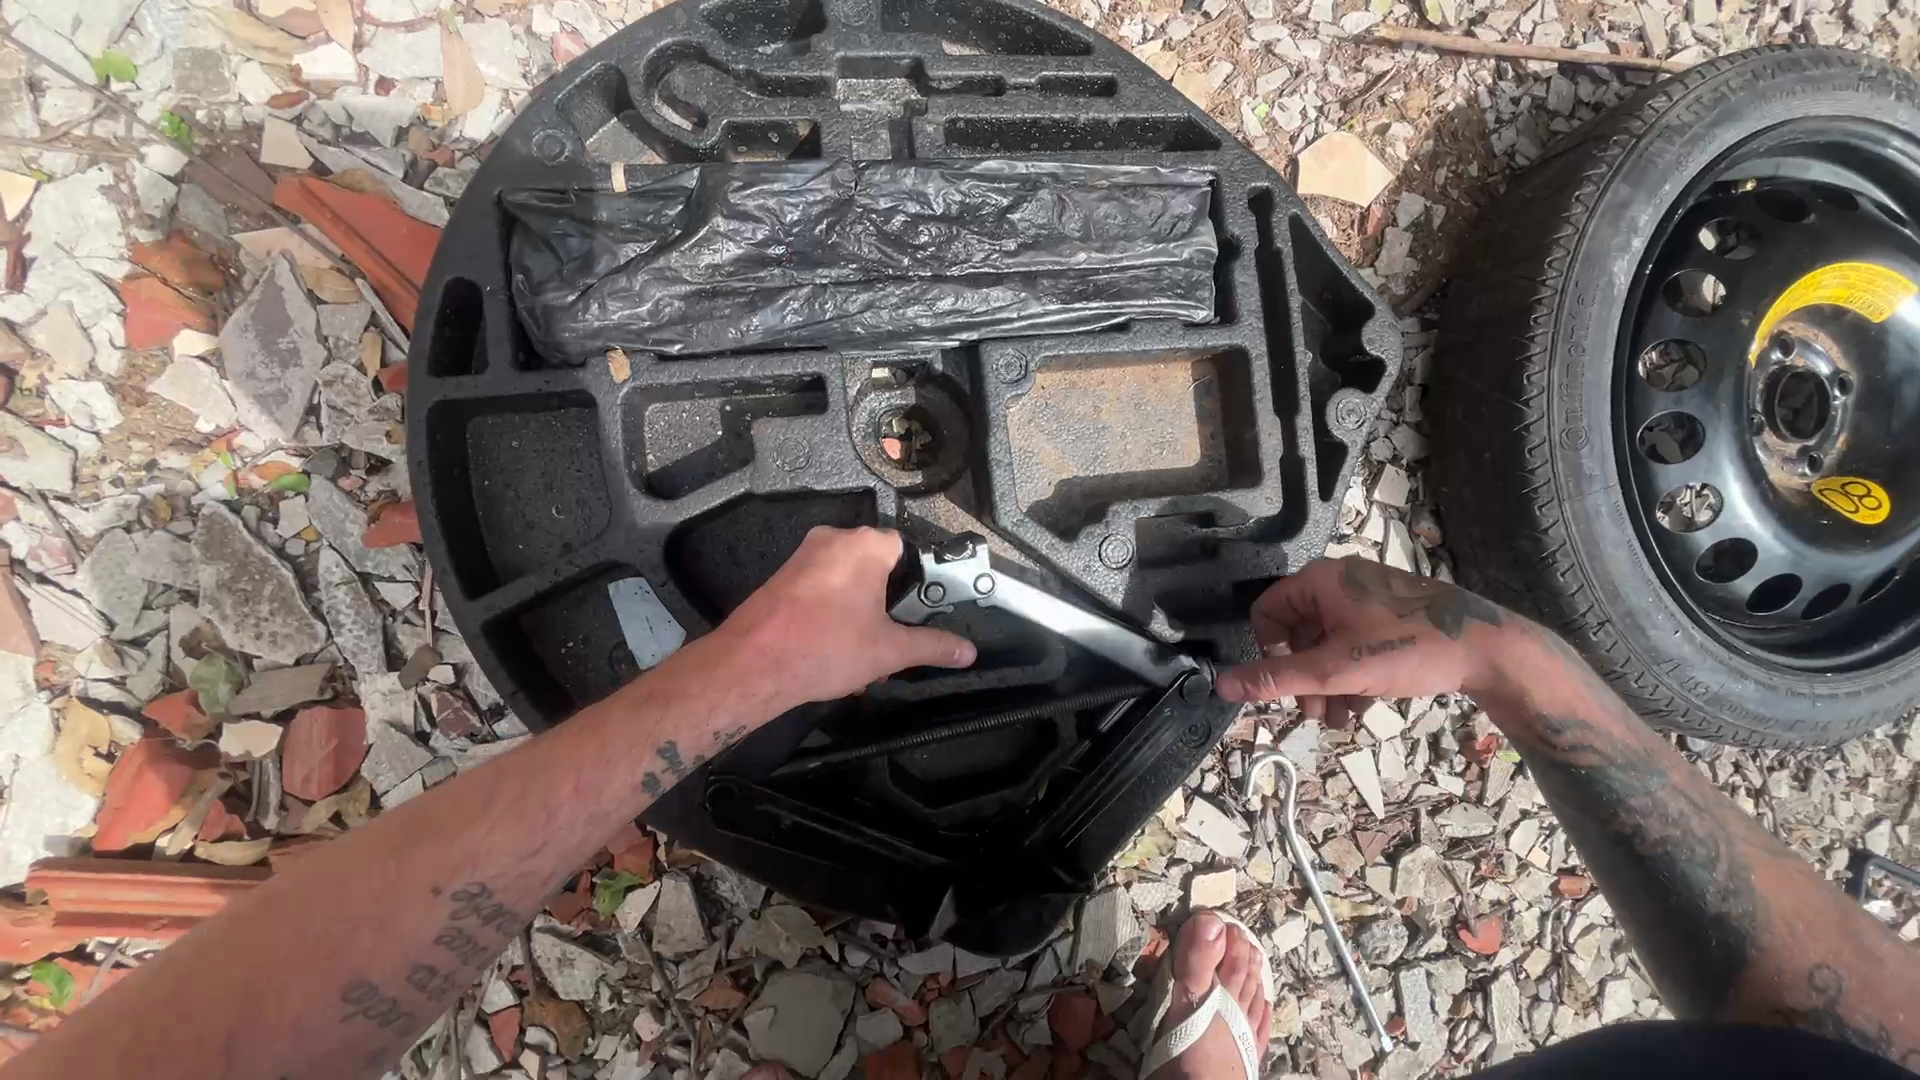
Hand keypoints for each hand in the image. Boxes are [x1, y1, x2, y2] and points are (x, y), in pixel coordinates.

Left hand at [711, 526, 975, 707]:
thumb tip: (968, 651)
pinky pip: (821, 589)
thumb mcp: (890, 650)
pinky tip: (835, 649)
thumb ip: (933, 646)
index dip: (916, 578)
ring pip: (847, 581)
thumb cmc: (827, 647)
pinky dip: (833, 613)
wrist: (753, 665)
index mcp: (864, 546)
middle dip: (886, 603)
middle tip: (893, 637)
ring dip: (860, 612)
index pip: (905, 547)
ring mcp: (803, 556)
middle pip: (875, 565)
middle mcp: (833, 540)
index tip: (919, 609)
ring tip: (865, 652)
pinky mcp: (783, 577)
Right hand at [1216, 557, 1515, 724]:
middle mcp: (1340, 582)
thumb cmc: (1408, 649)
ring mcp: (1369, 598)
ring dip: (1326, 684)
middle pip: (1298, 633)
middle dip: (1302, 678)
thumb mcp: (1336, 670)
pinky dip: (1350, 676)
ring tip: (1339, 719)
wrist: (1494, 650)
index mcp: (1320, 581)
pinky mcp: (1392, 615)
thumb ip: (1276, 679)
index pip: (1266, 613)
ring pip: (1327, 644)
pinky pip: (1353, 644)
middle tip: (1314, 713)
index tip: (1286, 684)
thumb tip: (1221, 686)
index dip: (1268, 652)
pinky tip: (1361, 708)